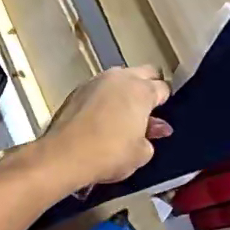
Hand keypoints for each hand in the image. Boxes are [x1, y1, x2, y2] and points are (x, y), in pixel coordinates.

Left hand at [27, 66, 171, 188]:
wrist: (64, 155)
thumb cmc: (109, 154)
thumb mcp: (141, 153)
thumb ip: (151, 138)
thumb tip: (153, 129)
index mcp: (141, 89)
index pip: (162, 88)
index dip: (165, 102)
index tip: (163, 114)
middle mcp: (118, 78)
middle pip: (142, 73)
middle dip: (147, 87)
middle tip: (147, 108)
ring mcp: (94, 82)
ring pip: (118, 79)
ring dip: (124, 91)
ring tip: (124, 113)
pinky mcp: (75, 91)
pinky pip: (98, 90)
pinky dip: (104, 98)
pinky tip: (102, 117)